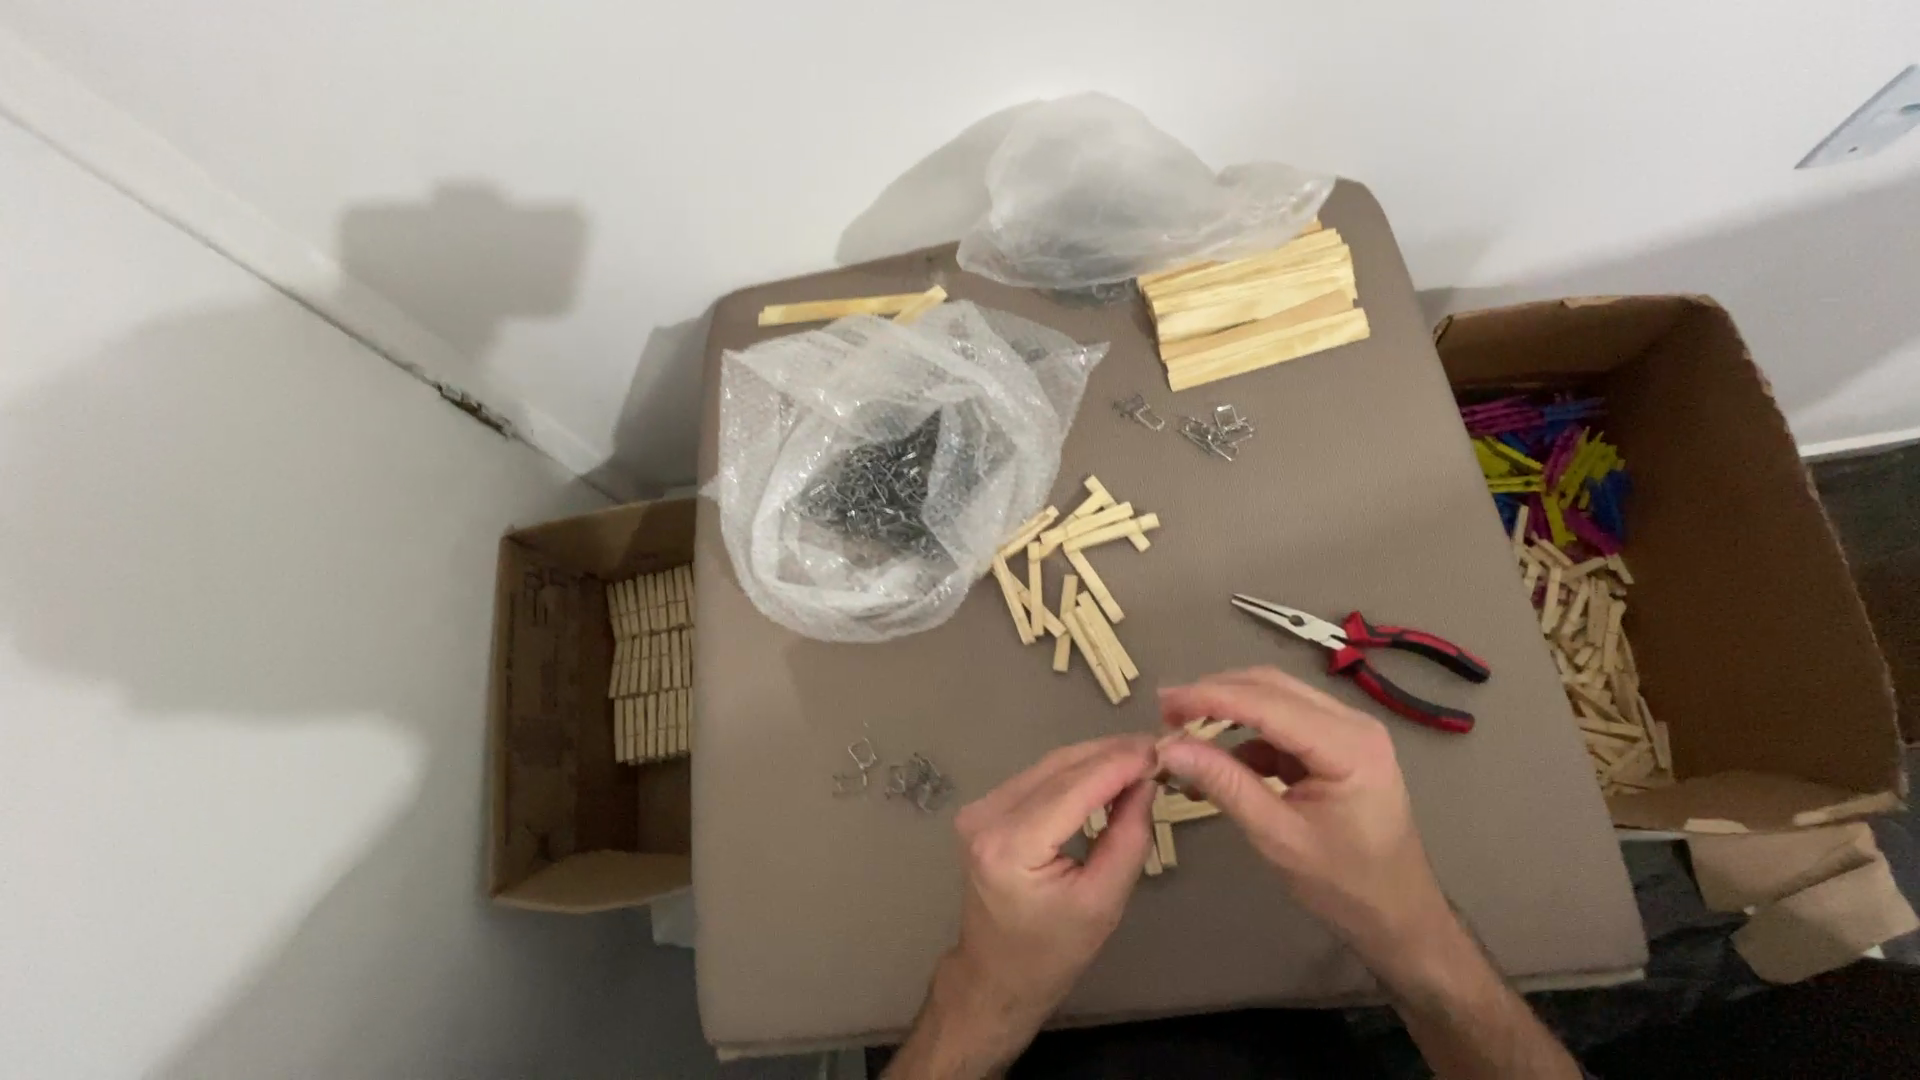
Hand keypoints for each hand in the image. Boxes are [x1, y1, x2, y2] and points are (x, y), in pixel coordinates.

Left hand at [888, 736, 1157, 1077]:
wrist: (997, 973)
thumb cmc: (1053, 952)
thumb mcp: (1103, 902)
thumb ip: (1127, 839)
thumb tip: (1146, 782)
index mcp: (1009, 846)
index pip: (1072, 789)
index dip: (1117, 764)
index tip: (1158, 749)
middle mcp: (986, 816)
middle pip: (1058, 768)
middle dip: (1109, 754)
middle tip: (1156, 749)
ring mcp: (980, 808)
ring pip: (1048, 766)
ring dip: (1094, 759)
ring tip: (1139, 758)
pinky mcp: (985, 807)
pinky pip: (1038, 777)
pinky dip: (1074, 772)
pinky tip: (1106, 772)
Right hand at [1155, 667, 1451, 971]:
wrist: (1400, 919)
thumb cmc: (1345, 886)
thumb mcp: (1277, 837)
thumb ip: (1225, 784)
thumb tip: (1168, 747)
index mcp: (1348, 746)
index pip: (1267, 703)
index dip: (1210, 697)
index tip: (1162, 702)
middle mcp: (1352, 722)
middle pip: (1270, 686)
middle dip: (1213, 694)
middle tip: (1166, 713)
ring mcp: (1346, 730)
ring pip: (1273, 696)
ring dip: (1226, 709)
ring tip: (1183, 730)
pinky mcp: (1334, 743)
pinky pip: (1280, 720)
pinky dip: (1244, 733)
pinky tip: (1216, 758)